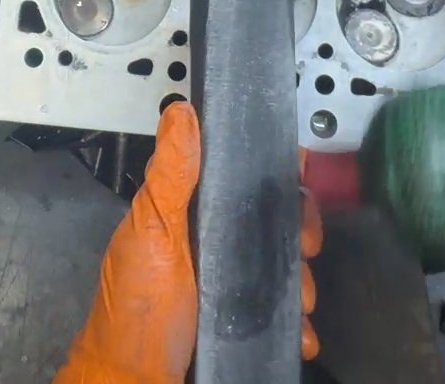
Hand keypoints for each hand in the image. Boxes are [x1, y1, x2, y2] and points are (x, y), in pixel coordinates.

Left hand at [55, 101, 321, 383]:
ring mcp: (229, 286)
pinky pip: (283, 315)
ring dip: (303, 282)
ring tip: (300, 301)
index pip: (240, 177)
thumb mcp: (153, 228)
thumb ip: (170, 172)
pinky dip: (298, 322)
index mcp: (191, 213)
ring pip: (284, 268)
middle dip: (299, 232)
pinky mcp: (242, 323)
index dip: (273, 173)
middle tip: (306, 248)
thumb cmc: (138, 307)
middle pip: (273, 222)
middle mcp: (212, 244)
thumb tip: (181, 110)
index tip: (298, 174)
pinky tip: (299, 332)